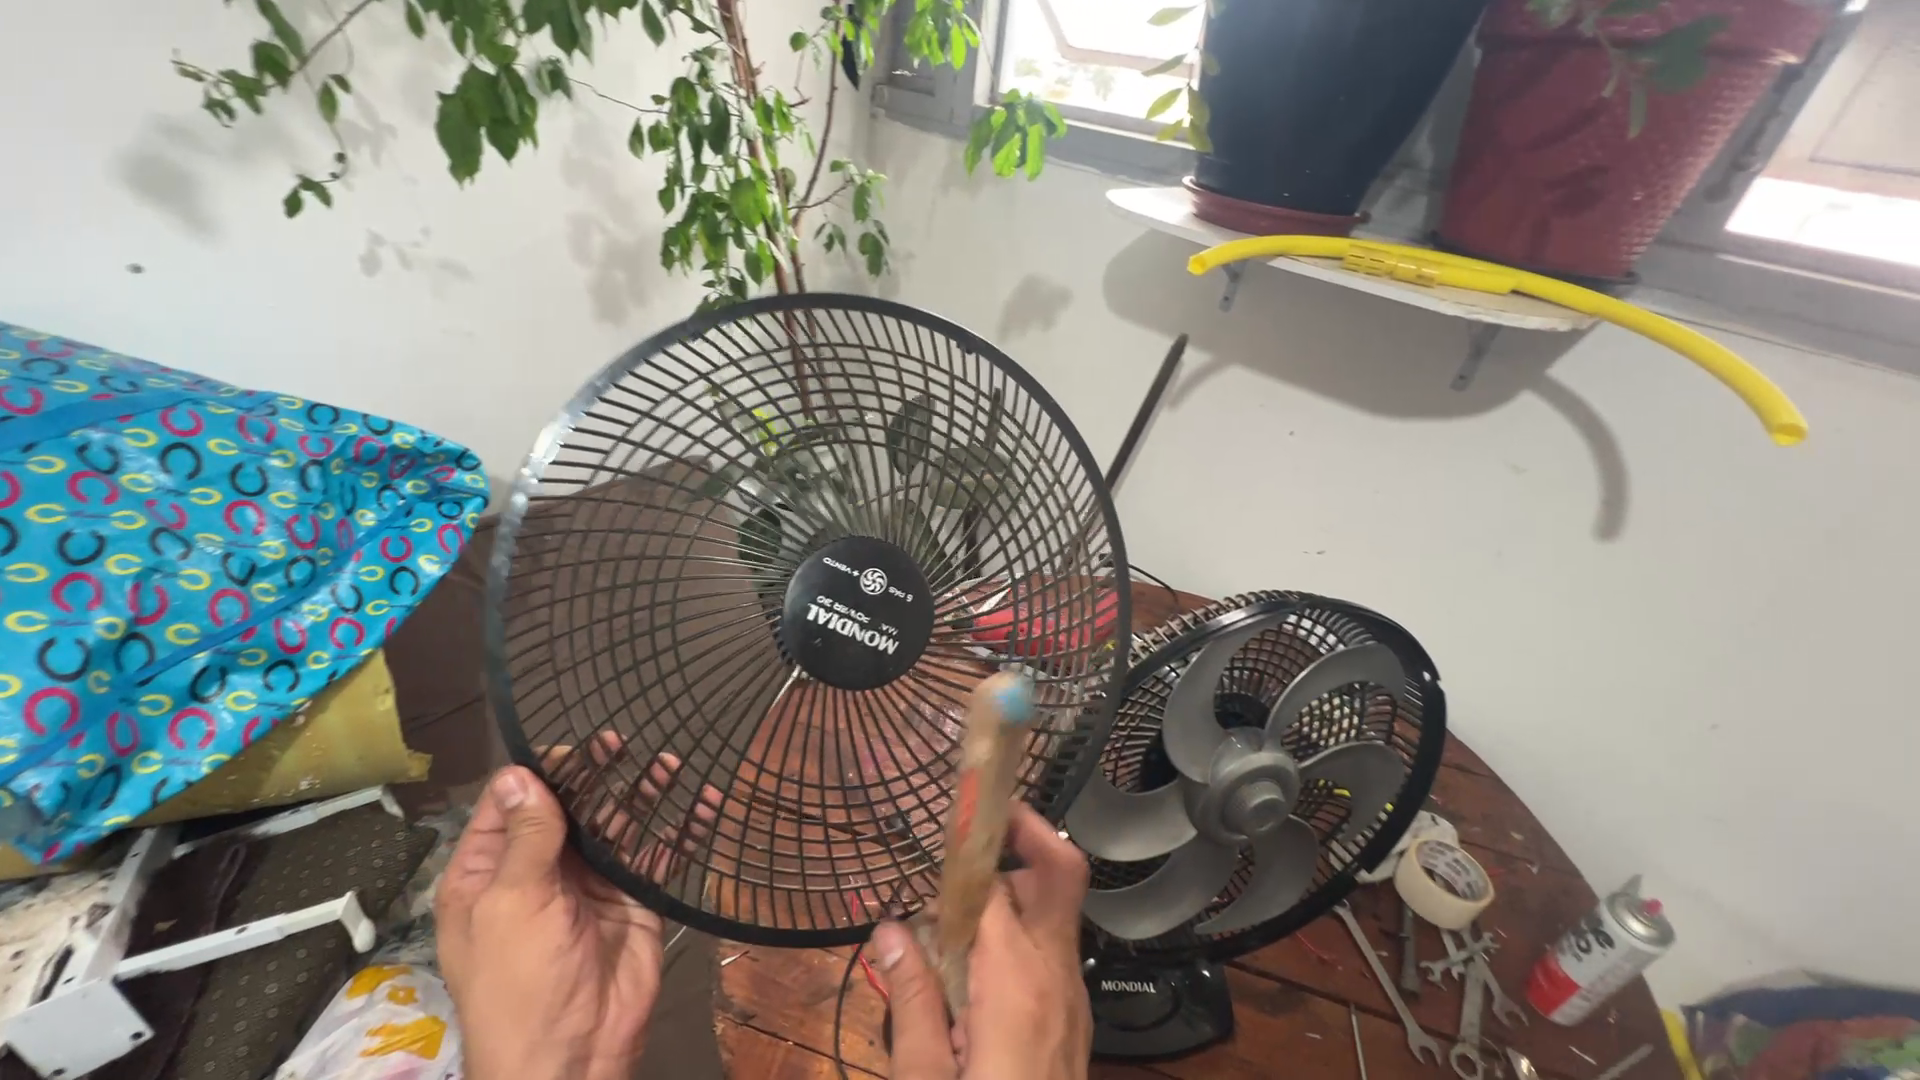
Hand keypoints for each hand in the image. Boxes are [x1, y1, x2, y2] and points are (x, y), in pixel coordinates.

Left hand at [436, 736, 721, 1079]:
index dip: (539, 773)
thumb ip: (526, 838)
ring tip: (669, 763)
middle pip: (570, 807)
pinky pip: (658, 853)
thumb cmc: (520, 980)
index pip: (510, 805)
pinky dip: (681, 828)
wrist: (573, 1054)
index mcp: (491, 872)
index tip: (574, 747)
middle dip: (597, 775)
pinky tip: (703, 803)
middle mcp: (541, 870)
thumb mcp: (511, 903)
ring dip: (642, 793)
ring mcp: (591, 883)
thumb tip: (522, 773)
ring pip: (618, 824)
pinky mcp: (635, 897)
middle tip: (623, 741)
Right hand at [871, 801, 1091, 1079]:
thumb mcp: (924, 1076)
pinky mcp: (1074, 1013)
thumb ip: (910, 994)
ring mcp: (1073, 992)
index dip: (966, 848)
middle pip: (1062, 871)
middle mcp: (1056, 971)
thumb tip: (889, 926)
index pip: (993, 884)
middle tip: (980, 819)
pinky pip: (1054, 942)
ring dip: (1020, 878)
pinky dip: (1023, 921)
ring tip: (964, 886)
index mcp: (1015, 979)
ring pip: (1059, 904)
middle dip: (1027, 831)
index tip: (942, 823)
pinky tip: (979, 950)